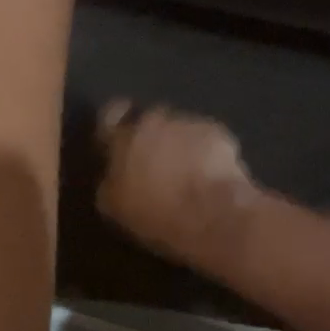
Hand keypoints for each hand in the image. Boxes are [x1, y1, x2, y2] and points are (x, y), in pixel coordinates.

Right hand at [96, 101, 261, 263]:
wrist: (210, 214)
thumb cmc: (155, 213)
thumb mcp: (114, 208)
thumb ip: (110, 184)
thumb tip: (113, 178)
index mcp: (123, 138)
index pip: (110, 116)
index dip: (115, 124)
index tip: (121, 140)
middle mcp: (155, 121)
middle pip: (149, 122)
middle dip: (152, 139)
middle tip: (157, 167)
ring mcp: (190, 123)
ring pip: (180, 129)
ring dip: (181, 146)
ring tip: (188, 175)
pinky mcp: (219, 133)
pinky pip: (208, 139)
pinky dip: (207, 153)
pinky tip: (211, 176)